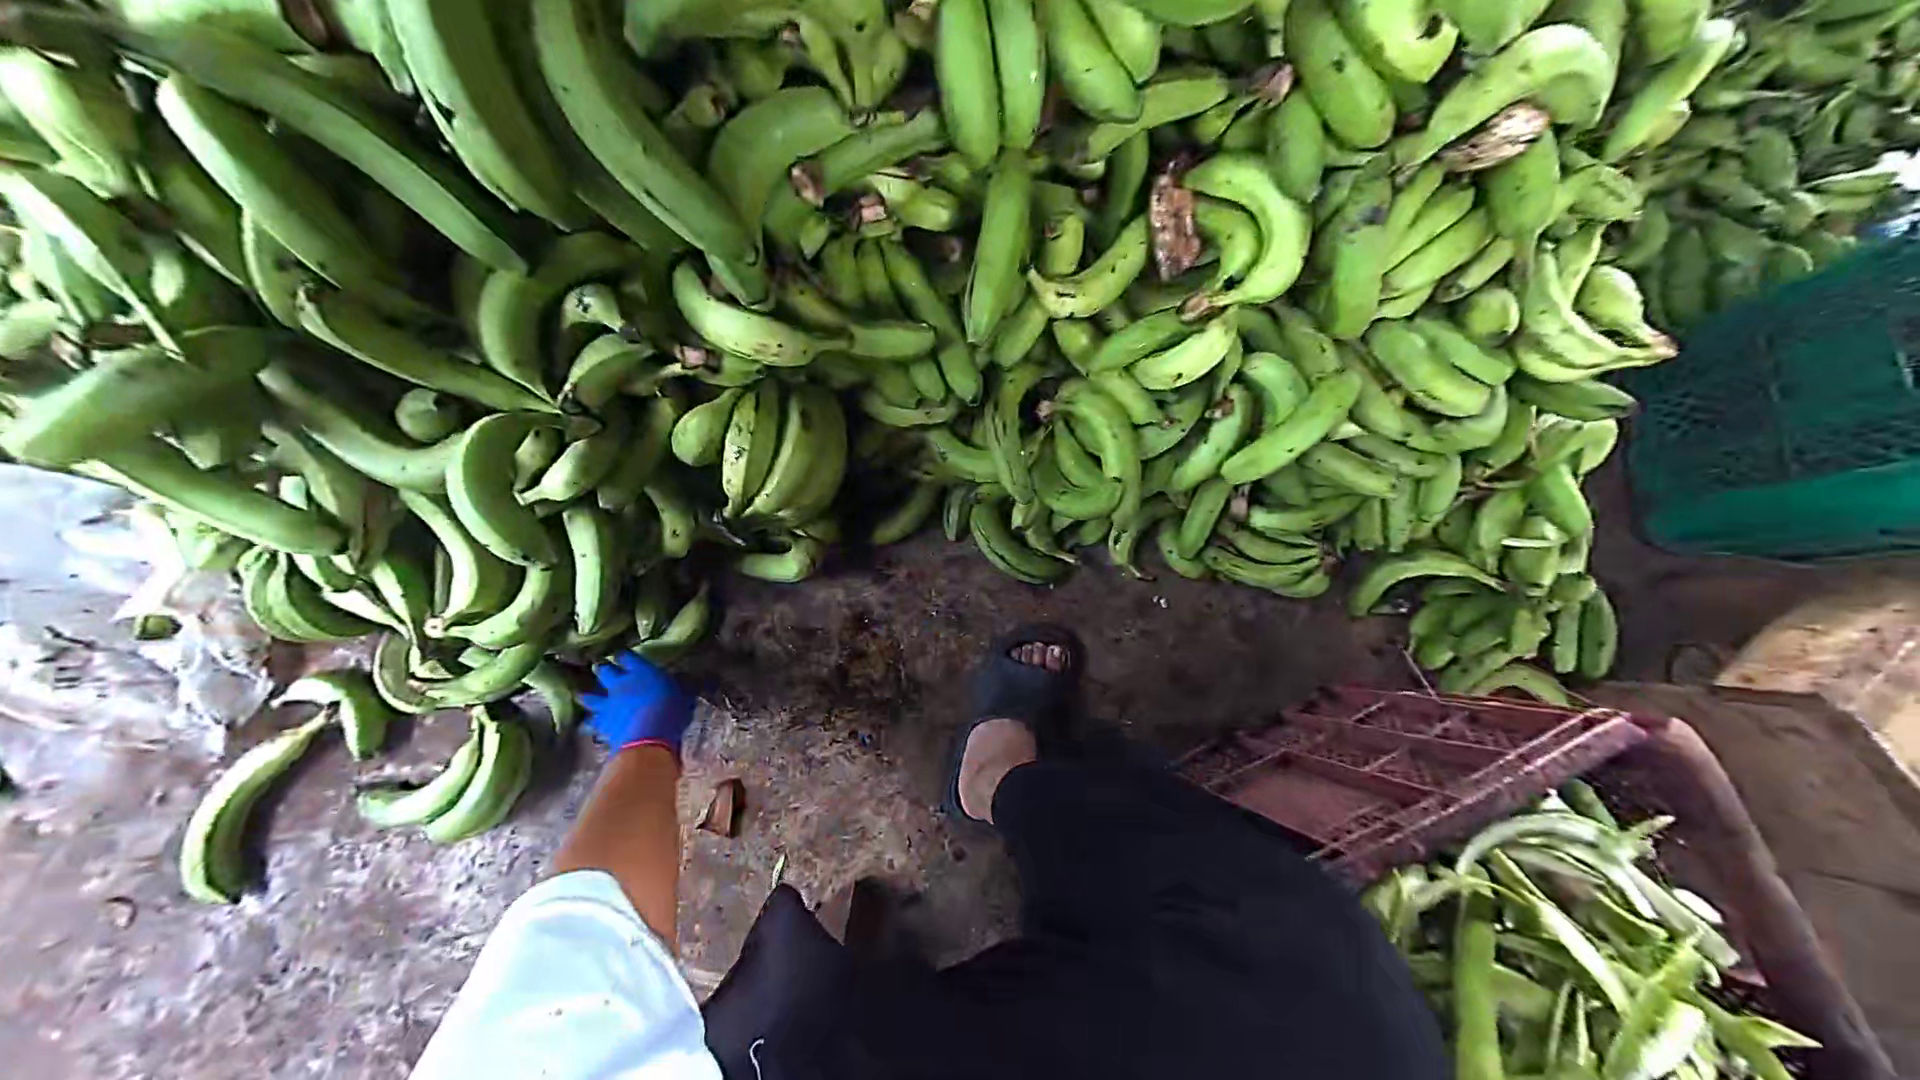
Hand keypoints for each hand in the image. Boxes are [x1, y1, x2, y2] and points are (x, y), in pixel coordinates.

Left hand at [580, 651, 693, 758]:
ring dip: (587, 696)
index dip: (625, 655)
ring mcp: (608, 705)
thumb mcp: (685, 695)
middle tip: (600, 667)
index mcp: (640, 671)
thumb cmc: (670, 710)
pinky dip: (590, 722)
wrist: (648, 738)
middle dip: (603, 669)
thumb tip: (687, 679)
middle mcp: (620, 684)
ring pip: (591, 697)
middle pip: (606, 672)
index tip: (624, 654)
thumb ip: (682, 686)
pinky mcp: (602, 725)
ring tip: (582, 695)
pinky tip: (587, 724)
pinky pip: (591, 722)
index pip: (627, 657)